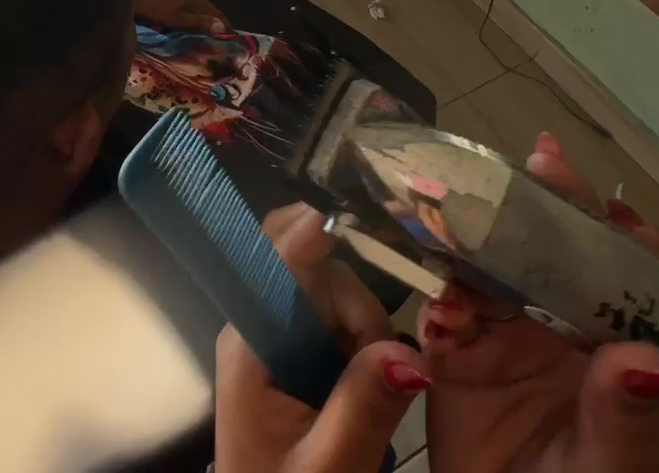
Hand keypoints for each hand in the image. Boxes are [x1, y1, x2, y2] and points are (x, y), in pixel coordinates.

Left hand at [134, 0, 227, 32]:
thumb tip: (223, 27)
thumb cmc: (154, 5)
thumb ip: (198, 22)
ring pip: (194, 3)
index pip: (214, 10)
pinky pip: (184, 2)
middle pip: (205, 6)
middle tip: (219, 31)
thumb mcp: (177, 17)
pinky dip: (190, 11)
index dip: (223, 21)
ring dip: (202, 14)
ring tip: (204, 25)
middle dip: (214, 17)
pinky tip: (185, 16)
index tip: (231, 33)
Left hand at [214, 204, 429, 471]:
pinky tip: (369, 375)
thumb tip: (409, 351)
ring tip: (370, 391)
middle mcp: (260, 322)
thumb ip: (364, 410)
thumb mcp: (327, 468)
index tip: (343, 210)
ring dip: (366, 327)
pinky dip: (364, 335)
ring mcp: (282, 330)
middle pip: (312, 268)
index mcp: (249, 343)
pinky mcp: (302, 345)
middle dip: (356, 303)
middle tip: (378, 363)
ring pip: (336, 288)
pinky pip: (342, 314)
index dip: (305, 233)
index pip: (271, 265)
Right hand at [420, 134, 658, 472]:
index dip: (621, 229)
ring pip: (488, 264)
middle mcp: (556, 324)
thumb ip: (626, 420)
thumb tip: (656, 359)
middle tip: (541, 162)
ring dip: (476, 245)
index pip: (626, 272)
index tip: (610, 204)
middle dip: (544, 202)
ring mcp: (500, 331)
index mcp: (607, 347)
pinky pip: (439, 306)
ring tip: (469, 243)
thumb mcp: (608, 472)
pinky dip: (438, 300)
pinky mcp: (450, 347)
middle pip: (552, 248)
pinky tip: (444, 316)